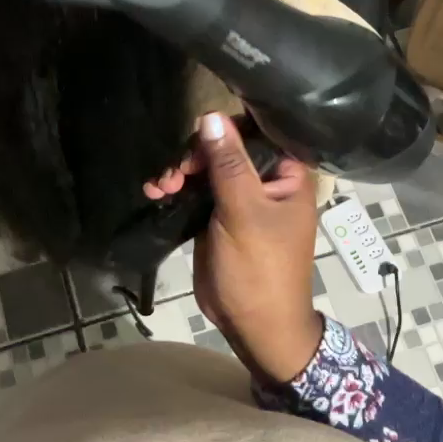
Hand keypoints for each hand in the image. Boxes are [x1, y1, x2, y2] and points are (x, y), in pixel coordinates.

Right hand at [150, 112, 322, 382]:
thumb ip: (228, 162)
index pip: (261, 129)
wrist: (253, 326)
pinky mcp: (218, 215)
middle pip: (227, 146)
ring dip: (180, 171)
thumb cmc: (260, 268)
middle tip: (176, 173)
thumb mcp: (243, 211)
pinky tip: (154, 191)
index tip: (200, 129)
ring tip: (160, 186)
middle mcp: (267, 180)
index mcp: (288, 174)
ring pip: (207, 167)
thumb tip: (210, 115)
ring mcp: (241, 197)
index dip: (229, 124)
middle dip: (196, 154)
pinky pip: (196, 189)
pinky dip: (176, 188)